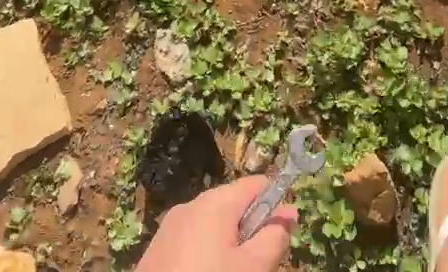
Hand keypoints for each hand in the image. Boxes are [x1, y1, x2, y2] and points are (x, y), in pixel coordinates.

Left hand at [135, 176, 298, 271]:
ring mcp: (171, 226)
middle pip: (235, 205)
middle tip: (257, 265)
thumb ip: (275, 238)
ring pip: (214, 225)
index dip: (276, 205)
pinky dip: (207, 254)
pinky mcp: (158, 248)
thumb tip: (289, 212)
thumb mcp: (251, 268)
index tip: (281, 236)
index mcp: (215, 202)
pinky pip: (194, 240)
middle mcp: (191, 205)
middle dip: (252, 230)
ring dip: (230, 245)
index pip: (257, 184)